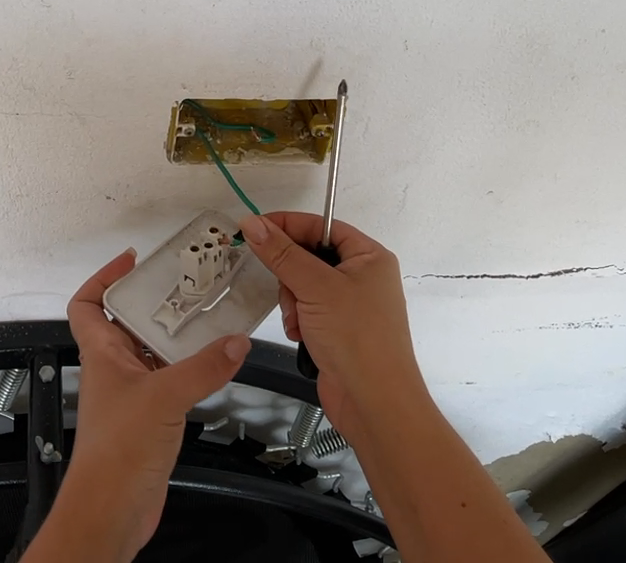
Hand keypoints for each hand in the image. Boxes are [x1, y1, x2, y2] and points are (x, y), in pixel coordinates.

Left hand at [23, 249, 250, 562]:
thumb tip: (235, 343)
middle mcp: (114, 368)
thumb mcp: (164, 397)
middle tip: (185, 285)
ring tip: (206, 316)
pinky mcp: (150, 416)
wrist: (113, 510)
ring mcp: (131, 393)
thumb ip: (203, 368)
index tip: (131, 260)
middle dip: (154, 302)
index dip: (103, 277)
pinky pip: (169, 378)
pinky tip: (211, 363)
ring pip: (152, 350)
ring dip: (175, 335)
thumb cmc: (117, 452)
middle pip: (128, 321)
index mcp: (102, 353)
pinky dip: (188, 368)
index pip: (87, 303)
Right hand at [238, 212, 422, 444]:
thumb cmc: (354, 337)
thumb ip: (280, 253)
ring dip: (292, 300)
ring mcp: (350, 304)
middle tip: (287, 292)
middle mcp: (362, 275)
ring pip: (302, 283)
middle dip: (290, 274)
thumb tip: (251, 222)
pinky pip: (306, 307)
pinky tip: (300, 335)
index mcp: (368, 256)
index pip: (321, 226)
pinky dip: (297, 318)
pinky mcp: (338, 328)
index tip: (253, 228)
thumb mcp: (315, 287)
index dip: (287, 225)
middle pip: (309, 255)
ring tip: (297, 321)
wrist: (374, 403)